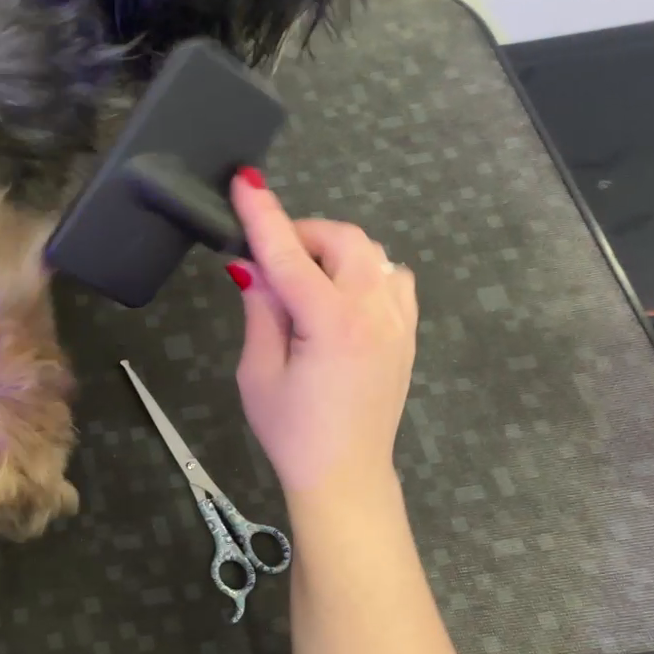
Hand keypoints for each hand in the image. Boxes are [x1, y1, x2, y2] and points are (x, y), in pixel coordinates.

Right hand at [226, 169, 416, 497]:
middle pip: (342, 240)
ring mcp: (400, 319)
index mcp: (332, 323)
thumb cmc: (290, 430)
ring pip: (371, 253)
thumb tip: (249, 267)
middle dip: (300, 234)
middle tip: (264, 259)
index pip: (289, 255)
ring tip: (298, 282)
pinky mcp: (408, 331)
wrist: (344, 472)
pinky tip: (336, 297)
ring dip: (331, 252)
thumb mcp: (258, 372)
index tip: (245, 181)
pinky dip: (361, 271)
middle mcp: (375, 311)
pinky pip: (390, 277)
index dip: (264, 215)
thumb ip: (261, 311)